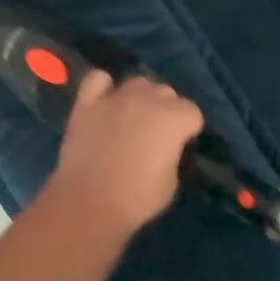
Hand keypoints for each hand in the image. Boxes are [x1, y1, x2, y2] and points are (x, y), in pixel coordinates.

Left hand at [47, 71, 204, 235]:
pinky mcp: (87, 102)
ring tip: (133, 119)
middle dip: (167, 110)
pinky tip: (106, 102)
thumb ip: (173, 154)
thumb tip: (165, 147)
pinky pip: (98, 79)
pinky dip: (105, 87)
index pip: (192, 112)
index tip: (180, 146)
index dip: (188, 130)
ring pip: (137, 82)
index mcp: (173, 118)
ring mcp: (115, 97)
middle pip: (166, 92)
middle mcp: (147, 99)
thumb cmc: (136, 198)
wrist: (88, 202)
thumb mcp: (171, 182)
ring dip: (141, 97)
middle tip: (156, 135)